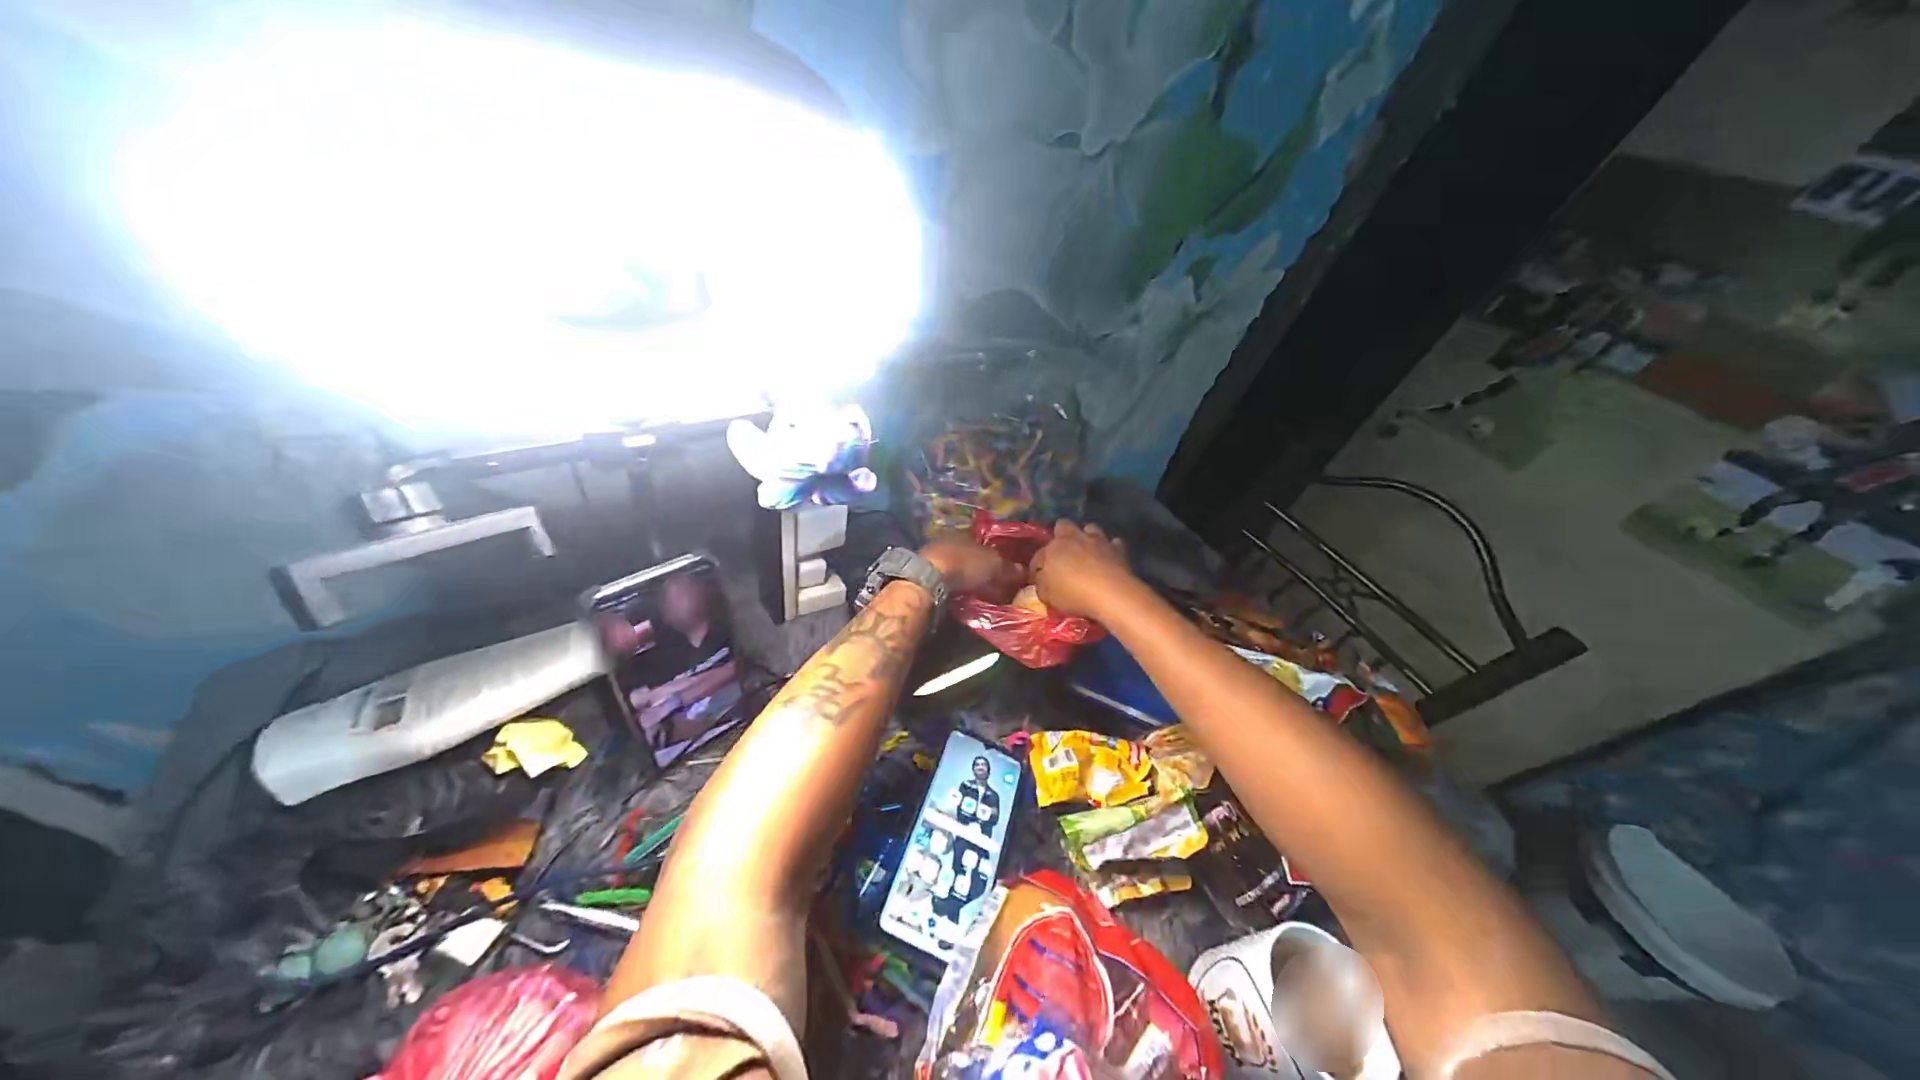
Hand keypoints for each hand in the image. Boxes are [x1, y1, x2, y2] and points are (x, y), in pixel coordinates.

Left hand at [920, 538, 1023, 597]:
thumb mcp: (993, 566)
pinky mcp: (925, 571)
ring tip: (979, 587)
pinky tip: (962, 591)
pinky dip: (955, 582)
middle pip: (970, 551)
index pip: (984, 537)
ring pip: (957, 563)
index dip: (996, 549)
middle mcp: (950, 538)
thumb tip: (1024, 571)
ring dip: (966, 573)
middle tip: (993, 577)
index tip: (1004, 561)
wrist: (928, 577)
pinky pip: (946, 575)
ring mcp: (935, 554)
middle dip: (981, 563)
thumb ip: (1009, 568)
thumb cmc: (965, 564)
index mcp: (966, 531)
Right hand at [1031, 520, 1136, 618]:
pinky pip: (1113, 543)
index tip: (1038, 578)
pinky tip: (1109, 558)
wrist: (1111, 593)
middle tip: (1063, 552)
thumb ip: (1041, 584)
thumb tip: (1041, 578)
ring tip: (1088, 551)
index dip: (1036, 566)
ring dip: (1087, 537)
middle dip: (1061, 535)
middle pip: (1063, 525)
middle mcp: (1074, 538)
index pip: (1039, 555)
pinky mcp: (1118, 549)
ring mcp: (1098, 540)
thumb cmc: (1073, 594)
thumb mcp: (1047, 595)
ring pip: (1090, 528)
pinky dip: (1110, 549)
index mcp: (1053, 548)